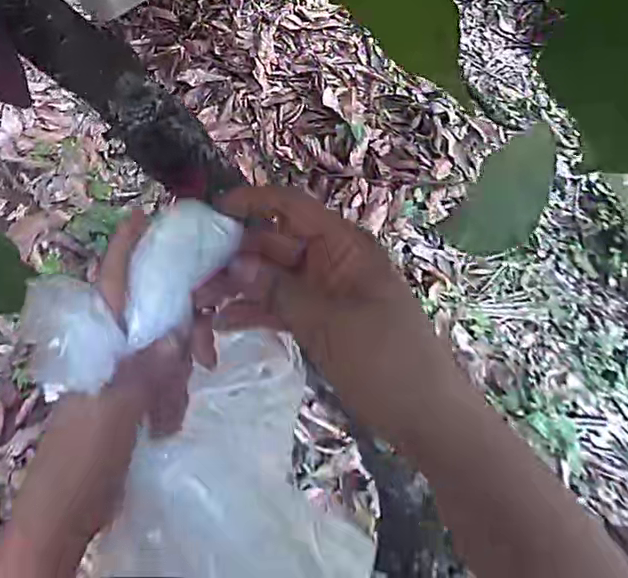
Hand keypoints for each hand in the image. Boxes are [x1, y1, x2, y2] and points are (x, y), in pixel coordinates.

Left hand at [90, 209, 216, 436]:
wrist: (65, 510)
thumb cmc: (82, 456)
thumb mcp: (116, 412)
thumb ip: (146, 370)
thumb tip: (175, 330)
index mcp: (98, 339)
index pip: (112, 279)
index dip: (125, 245)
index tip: (141, 213)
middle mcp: (109, 346)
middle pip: (149, 312)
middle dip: (179, 327)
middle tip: (206, 352)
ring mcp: (119, 372)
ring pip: (161, 349)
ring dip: (176, 374)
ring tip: (170, 413)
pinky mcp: (129, 398)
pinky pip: (162, 381)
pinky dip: (171, 396)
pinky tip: (167, 423)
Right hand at [209, 184, 475, 455]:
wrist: (432, 425)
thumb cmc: (388, 361)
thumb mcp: (328, 322)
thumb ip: (276, 289)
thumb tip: (231, 265)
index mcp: (343, 245)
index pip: (290, 206)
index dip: (252, 201)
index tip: (213, 212)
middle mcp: (329, 260)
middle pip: (272, 243)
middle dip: (234, 256)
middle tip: (195, 271)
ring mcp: (322, 290)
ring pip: (269, 276)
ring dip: (237, 286)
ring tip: (200, 301)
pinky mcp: (317, 319)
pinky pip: (278, 304)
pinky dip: (253, 311)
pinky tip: (222, 323)